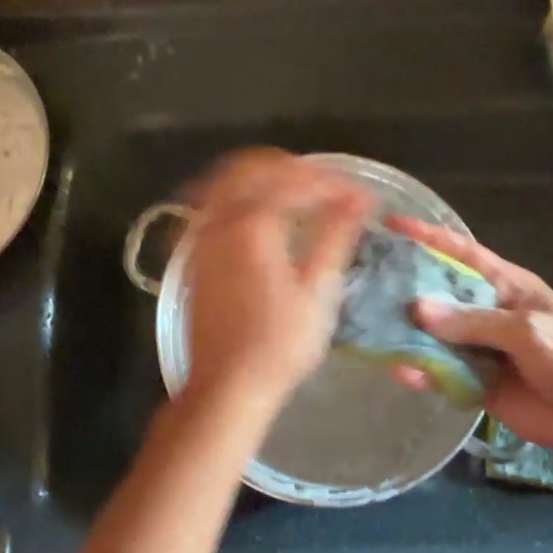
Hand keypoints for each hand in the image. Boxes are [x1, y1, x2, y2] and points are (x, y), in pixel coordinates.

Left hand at [181, 149, 376, 411]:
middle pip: (253, 167)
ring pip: (226, 181)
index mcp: (254, 223)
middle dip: (292, 167)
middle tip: (326, 183)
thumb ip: (336, 234)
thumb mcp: (318, 289)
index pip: (296, 181)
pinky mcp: (192, 254)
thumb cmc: (279, 344)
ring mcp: (200, 235)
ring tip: (295, 192)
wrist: (226, 386)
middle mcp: (220, 218)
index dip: (332, 182)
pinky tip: (255, 213)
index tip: (360, 194)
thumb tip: (360, 197)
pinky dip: (235, 196)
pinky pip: (209, 204)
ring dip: (261, 176)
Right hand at [384, 217, 552, 465]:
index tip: (392, 224)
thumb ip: (471, 321)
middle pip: (439, 293)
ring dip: (406, 332)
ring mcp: (481, 348)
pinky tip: (399, 370)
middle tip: (364, 279)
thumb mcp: (526, 331)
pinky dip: (421, 372)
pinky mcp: (477, 383)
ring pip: (435, 334)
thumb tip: (415, 309)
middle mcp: (488, 311)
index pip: (462, 253)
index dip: (428, 236)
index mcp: (507, 286)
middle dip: (405, 286)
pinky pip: (442, 373)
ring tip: (368, 327)